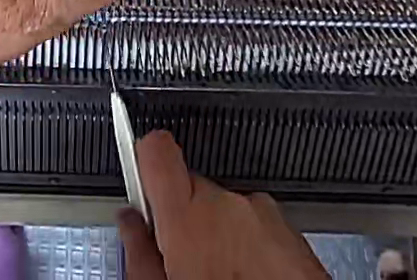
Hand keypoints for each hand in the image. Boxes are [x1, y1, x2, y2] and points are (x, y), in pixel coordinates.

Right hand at [118, 131, 327, 279]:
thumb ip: (140, 255)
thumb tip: (129, 223)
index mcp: (189, 218)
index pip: (158, 150)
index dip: (145, 154)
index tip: (139, 166)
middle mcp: (227, 204)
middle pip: (191, 187)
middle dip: (184, 218)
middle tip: (182, 262)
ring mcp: (260, 211)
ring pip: (224, 208)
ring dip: (217, 235)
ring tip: (220, 277)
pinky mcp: (286, 225)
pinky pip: (253, 223)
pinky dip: (246, 245)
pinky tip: (245, 277)